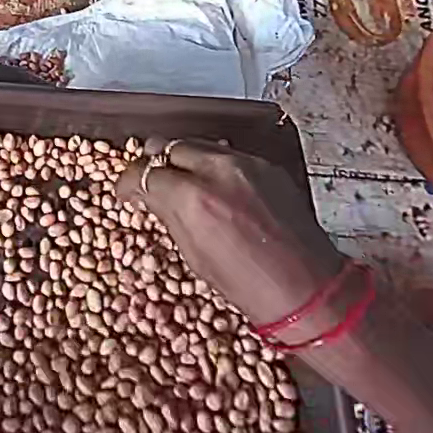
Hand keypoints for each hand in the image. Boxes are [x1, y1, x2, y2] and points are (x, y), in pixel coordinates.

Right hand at [115, 139, 344, 328]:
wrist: (306, 288)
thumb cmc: (245, 283)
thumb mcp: (192, 252)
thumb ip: (167, 212)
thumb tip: (149, 193)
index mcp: (192, 198)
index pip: (144, 172)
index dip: (128, 182)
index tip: (126, 190)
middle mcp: (218, 171)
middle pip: (168, 146)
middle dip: (153, 163)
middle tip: (149, 181)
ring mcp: (246, 164)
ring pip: (197, 144)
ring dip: (181, 159)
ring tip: (178, 180)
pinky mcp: (266, 165)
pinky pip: (226, 154)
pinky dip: (210, 164)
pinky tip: (211, 185)